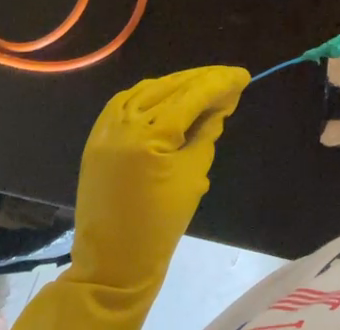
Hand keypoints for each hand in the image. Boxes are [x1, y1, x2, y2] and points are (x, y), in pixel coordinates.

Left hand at [70, 66, 249, 289]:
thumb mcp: (194, 175)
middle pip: (170, 86)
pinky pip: (125, 101)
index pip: (192, 95)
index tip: (243, 76)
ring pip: (147, 89)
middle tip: (230, 79)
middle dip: (202, 79)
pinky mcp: (96, 138)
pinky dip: (151, 93)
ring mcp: (105, 130)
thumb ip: (207, 132)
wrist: (112, 263)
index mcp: (149, 136)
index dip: (220, 82)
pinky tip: (169, 95)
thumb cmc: (160, 224)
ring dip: (178, 84)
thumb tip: (220, 104)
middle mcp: (124, 125)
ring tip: (204, 85)